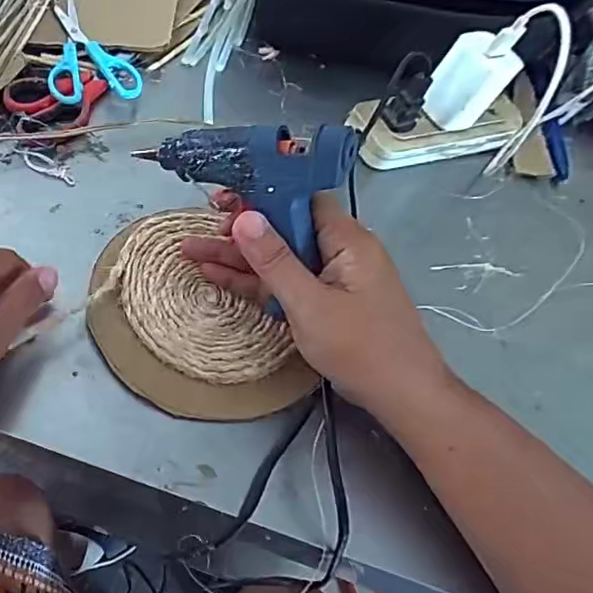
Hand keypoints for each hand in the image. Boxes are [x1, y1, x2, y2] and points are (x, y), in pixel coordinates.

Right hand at [180, 191, 456, 420]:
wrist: (400, 394)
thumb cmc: (361, 348)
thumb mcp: (309, 303)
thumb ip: (274, 261)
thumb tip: (246, 217)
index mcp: (346, 241)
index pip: (301, 201)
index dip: (262, 198)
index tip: (224, 203)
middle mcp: (339, 253)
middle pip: (283, 231)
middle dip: (239, 232)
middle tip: (199, 234)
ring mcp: (329, 279)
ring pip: (277, 259)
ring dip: (237, 258)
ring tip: (192, 254)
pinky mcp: (321, 302)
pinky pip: (283, 283)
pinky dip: (253, 281)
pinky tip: (218, 276)